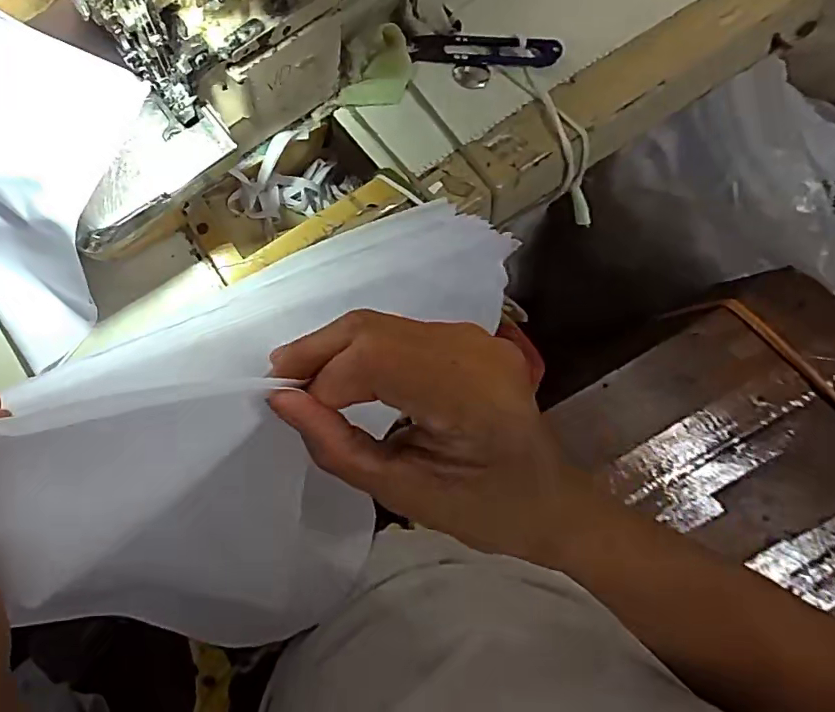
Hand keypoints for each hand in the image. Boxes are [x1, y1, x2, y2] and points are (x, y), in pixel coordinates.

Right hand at [266, 310, 590, 563]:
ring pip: (371, 324)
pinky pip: (386, 329)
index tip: (297, 412)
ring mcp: (468, 335)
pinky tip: (336, 372)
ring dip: (328, 348)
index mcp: (474, 397)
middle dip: (315, 353)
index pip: (375, 363)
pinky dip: (351, 347)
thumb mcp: (405, 495)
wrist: (554, 501)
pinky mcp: (457, 333)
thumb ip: (337, 447)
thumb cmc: (488, 511)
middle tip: (281, 384)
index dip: (325, 383)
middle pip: (368, 330)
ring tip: (300, 379)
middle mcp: (472, 350)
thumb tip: (281, 400)